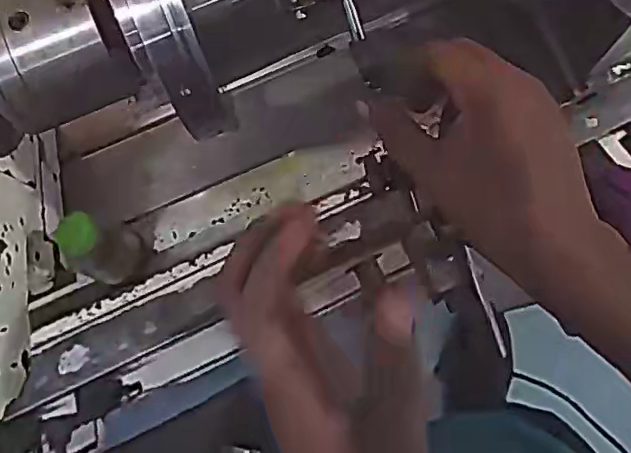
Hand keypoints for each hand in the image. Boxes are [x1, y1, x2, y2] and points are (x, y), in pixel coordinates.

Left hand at [217, 204, 426, 452]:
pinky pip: (274, 297)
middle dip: (258, 240)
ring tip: (308, 217)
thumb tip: (396, 295)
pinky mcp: (294, 355)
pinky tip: (320, 250)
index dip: (273, 254)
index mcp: (283, 374)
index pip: (255, 303)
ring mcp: (278, 355)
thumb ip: (392, 361)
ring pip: (248, 290)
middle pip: (233, 290)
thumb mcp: (391, 422)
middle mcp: (269, 360)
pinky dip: (289, 264)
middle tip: (298, 208)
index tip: (307, 219)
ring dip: (270, 246)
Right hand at [367, 39, 628, 302]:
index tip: (392, 93)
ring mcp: (537, 95)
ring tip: (439, 125)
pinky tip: (473, 137)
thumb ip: (396, 130)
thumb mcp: (432, 171)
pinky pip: (506, 87)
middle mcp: (515, 80)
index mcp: (486, 87)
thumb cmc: (493, 209)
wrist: (563, 249)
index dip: (407, 68)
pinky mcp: (550, 114)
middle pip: (462, 53)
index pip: (437, 52)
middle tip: (411, 105)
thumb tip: (369, 105)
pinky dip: (481, 96)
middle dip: (431, 72)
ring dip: (456, 84)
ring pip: (485, 68)